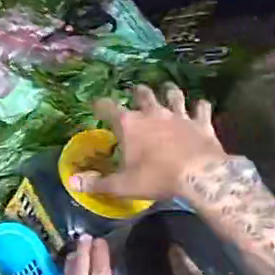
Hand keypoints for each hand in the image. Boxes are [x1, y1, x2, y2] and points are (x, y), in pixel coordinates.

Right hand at [69, 84, 226, 202]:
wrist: (201, 177)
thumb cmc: (156, 178)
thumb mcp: (122, 185)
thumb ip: (97, 183)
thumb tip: (72, 183)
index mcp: (129, 124)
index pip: (108, 107)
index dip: (100, 105)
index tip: (96, 105)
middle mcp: (152, 113)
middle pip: (143, 94)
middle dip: (138, 92)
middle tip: (136, 92)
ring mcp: (179, 116)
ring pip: (173, 95)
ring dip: (169, 92)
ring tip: (167, 89)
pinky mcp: (201, 123)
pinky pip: (202, 107)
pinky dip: (200, 106)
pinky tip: (200, 106)